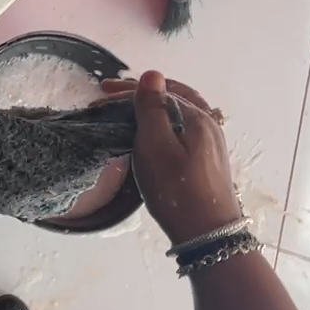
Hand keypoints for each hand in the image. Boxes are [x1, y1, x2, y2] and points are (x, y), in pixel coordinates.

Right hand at [98, 71, 240, 243]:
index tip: (100, 92)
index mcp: (197, 117)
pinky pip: (182, 126)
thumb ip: (152, 108)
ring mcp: (210, 142)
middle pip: (174, 95)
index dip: (128, 88)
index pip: (160, 90)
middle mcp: (208, 124)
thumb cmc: (176, 189)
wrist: (207, 235)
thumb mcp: (155, 146)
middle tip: (110, 95)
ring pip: (179, 111)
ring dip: (152, 105)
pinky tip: (150, 132)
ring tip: (127, 110)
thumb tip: (152, 74)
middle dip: (141, 92)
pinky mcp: (206, 158)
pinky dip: (162, 120)